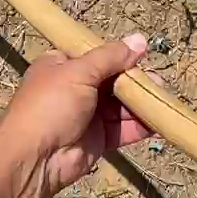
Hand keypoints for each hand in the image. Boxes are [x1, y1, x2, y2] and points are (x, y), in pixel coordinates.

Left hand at [0, 33, 154, 196]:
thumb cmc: (50, 106)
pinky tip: (158, 121)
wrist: (35, 157)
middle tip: (156, 81)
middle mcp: (74, 89)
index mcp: (62, 66)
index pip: (95, 56)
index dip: (118, 55)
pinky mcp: (98, 139)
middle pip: (112, 81)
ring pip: (120, 105)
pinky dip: (140, 125)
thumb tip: (139, 40)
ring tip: (161, 98)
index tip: (141, 55)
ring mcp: (87, 115)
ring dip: (140, 103)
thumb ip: (110, 57)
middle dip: (134, 81)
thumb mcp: (78, 72)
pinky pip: (123, 129)